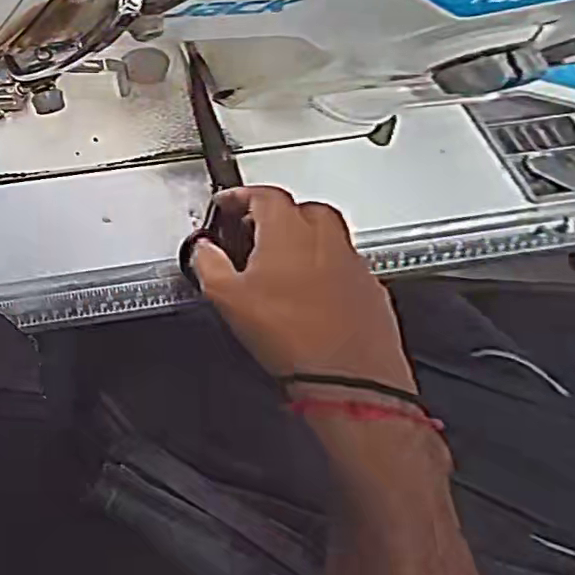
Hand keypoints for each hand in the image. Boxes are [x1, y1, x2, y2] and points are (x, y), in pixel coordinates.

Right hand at [188, 186, 416, 394]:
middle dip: (278, 210)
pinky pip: (344, 263)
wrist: (347, 379)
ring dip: (302, 236)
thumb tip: (203, 249)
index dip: (241, 195)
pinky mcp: (371, 292)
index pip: (267, 196)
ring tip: (276, 255)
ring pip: (330, 234)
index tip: (227, 202)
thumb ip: (207, 262)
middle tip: (254, 223)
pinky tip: (303, 285)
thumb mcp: (224, 294)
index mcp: (290, 235)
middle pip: (306, 208)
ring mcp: (355, 267)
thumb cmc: (290, 335)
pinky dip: (322, 263)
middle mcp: (328, 244)